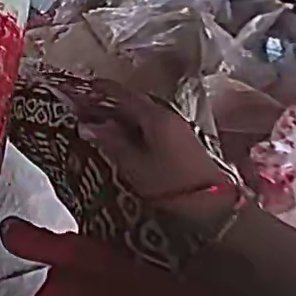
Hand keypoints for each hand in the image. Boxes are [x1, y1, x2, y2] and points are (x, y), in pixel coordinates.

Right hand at [77, 80, 237, 223]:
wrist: (213, 208)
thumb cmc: (169, 183)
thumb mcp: (133, 163)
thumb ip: (110, 140)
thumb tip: (85, 124)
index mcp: (155, 116)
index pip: (123, 94)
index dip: (101, 89)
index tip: (81, 87)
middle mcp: (167, 116)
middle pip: (133, 101)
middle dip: (108, 101)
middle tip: (84, 104)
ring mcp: (176, 129)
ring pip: (141, 113)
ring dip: (120, 113)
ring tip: (97, 119)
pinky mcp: (180, 142)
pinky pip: (149, 124)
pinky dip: (131, 124)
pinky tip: (120, 134)